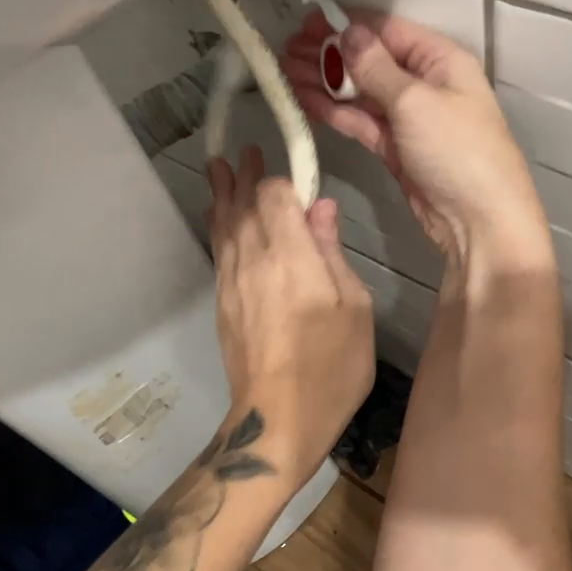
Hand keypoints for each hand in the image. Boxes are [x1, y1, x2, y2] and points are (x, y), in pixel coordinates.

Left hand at [208, 146, 374, 485]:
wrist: (277, 420)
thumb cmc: (331, 366)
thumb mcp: (355, 308)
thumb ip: (333, 252)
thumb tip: (321, 207)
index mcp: (292, 256)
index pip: (275, 196)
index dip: (282, 178)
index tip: (290, 168)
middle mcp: (254, 259)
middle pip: (243, 203)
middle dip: (245, 175)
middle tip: (245, 150)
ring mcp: (232, 280)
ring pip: (224, 223)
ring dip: (222, 192)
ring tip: (218, 166)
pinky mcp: (222, 300)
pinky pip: (217, 248)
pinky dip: (216, 224)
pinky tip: (216, 215)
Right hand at [283, 11, 553, 272]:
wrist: (479, 223)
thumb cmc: (456, 151)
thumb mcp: (415, 101)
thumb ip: (375, 67)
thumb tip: (348, 32)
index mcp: (441, 60)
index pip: (388, 30)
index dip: (347, 25)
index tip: (307, 23)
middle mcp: (426, 83)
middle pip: (371, 60)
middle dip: (330, 53)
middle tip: (288, 50)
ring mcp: (409, 117)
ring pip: (361, 91)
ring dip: (325, 82)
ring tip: (285, 72)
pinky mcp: (395, 147)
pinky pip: (360, 120)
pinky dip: (333, 110)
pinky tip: (304, 100)